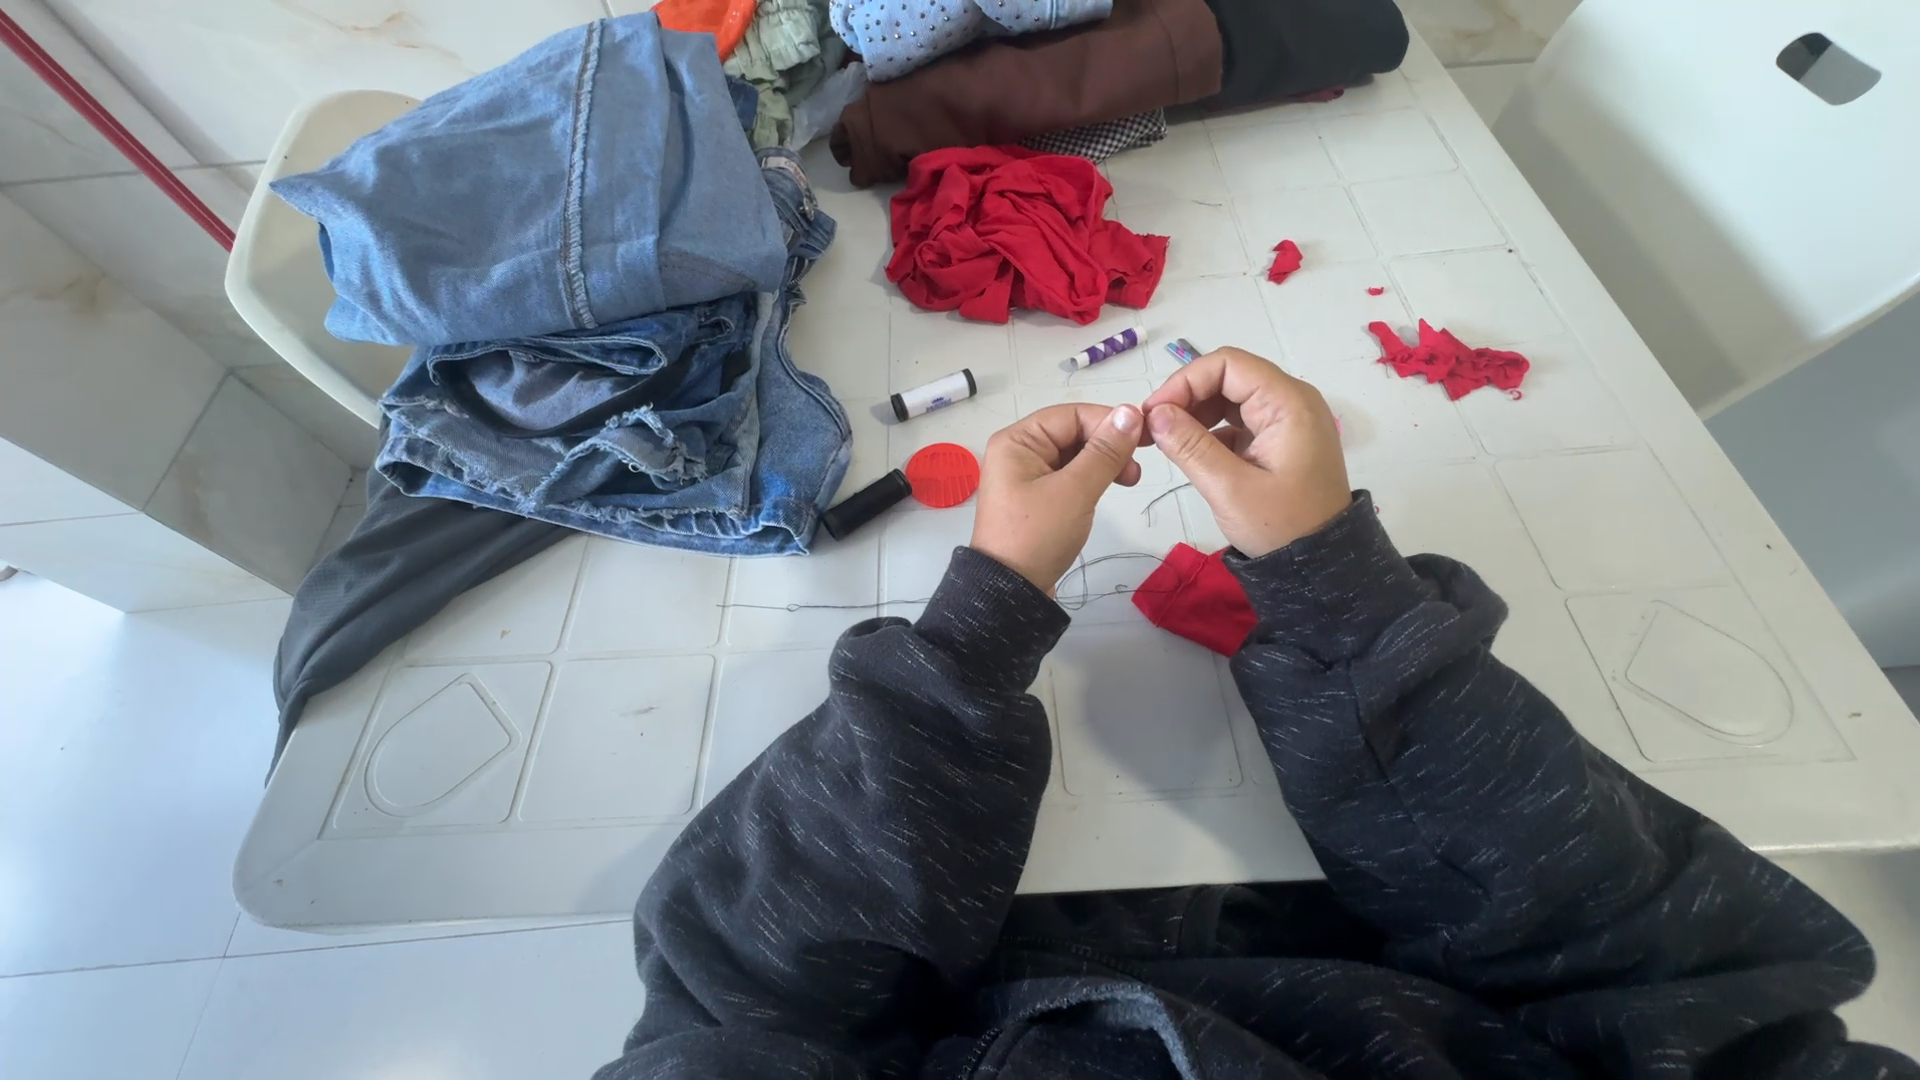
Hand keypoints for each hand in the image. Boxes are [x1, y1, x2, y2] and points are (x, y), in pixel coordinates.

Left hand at [971, 403, 1143, 593]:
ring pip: (1074, 454)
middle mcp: (1017, 451)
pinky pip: (1068, 475)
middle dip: (1108, 445)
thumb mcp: (1075, 491)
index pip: (1072, 414)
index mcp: (1017, 441)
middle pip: (1073, 432)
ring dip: (1103, 462)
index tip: (1144, 440)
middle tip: (1135, 470)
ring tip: (1128, 481)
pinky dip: (1091, 478)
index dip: (1109, 422)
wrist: (1011, 591)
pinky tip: (1108, 488)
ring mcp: (1026, 475)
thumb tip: (1131, 412)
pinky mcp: (1036, 497)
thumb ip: (1104, 451)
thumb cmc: (1038, 535)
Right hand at [1142, 348, 1350, 557]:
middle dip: (1186, 396)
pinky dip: (1209, 429)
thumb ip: (1189, 446)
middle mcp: (1290, 400)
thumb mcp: (1229, 488)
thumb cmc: (1280, 526)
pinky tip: (1188, 451)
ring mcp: (1286, 419)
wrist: (1320, 565)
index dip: (1184, 381)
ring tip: (1164, 439)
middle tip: (1152, 427)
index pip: (1227, 364)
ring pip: (1230, 397)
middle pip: (1228, 376)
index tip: (1153, 412)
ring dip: (1194, 412)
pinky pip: (1237, 419)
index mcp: (1287, 403)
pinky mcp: (1278, 439)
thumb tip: (1153, 413)